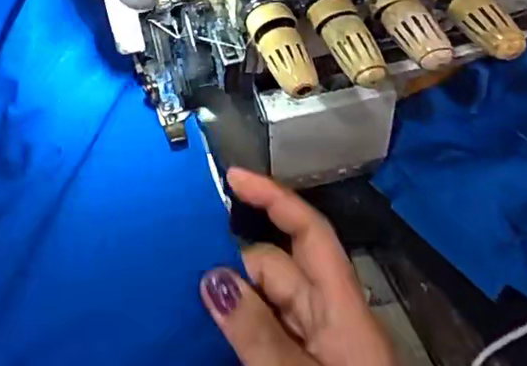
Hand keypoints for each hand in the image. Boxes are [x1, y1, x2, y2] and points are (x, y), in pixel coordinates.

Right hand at [201, 167, 397, 365]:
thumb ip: (260, 336)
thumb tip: (213, 276)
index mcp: (345, 315)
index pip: (311, 236)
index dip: (274, 198)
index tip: (231, 177)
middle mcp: (331, 324)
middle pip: (275, 270)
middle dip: (232, 264)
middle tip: (182, 272)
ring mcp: (317, 350)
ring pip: (263, 302)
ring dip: (228, 299)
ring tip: (184, 301)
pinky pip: (262, 332)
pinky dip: (235, 327)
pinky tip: (204, 330)